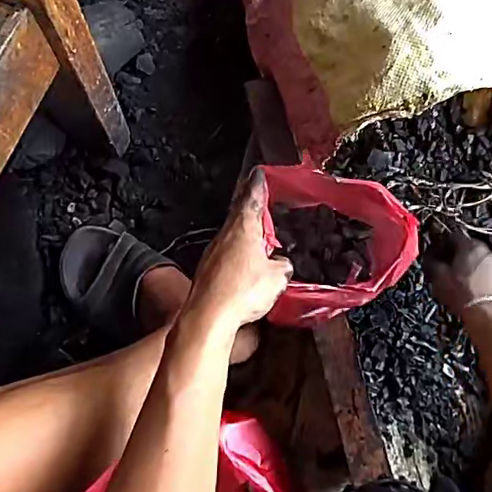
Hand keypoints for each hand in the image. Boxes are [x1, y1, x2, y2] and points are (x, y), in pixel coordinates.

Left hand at [188, 170, 293, 330]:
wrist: (209, 317)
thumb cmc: (240, 292)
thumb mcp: (278, 277)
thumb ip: (283, 266)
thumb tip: (283, 265)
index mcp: (244, 227)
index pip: (252, 196)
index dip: (258, 184)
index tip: (260, 173)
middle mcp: (225, 235)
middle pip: (239, 212)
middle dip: (250, 205)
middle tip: (259, 198)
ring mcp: (214, 253)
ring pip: (232, 234)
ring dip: (244, 232)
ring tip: (258, 235)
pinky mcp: (208, 271)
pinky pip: (226, 255)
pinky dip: (237, 254)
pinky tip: (246, 265)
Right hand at [425, 220, 491, 321]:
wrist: (485, 314)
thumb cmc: (462, 294)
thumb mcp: (439, 277)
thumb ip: (432, 262)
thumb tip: (429, 258)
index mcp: (470, 245)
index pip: (451, 236)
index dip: (439, 244)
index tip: (433, 254)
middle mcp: (484, 250)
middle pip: (464, 246)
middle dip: (451, 254)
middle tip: (441, 265)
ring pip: (473, 257)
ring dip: (462, 263)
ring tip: (452, 277)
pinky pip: (481, 268)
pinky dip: (472, 272)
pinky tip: (465, 284)